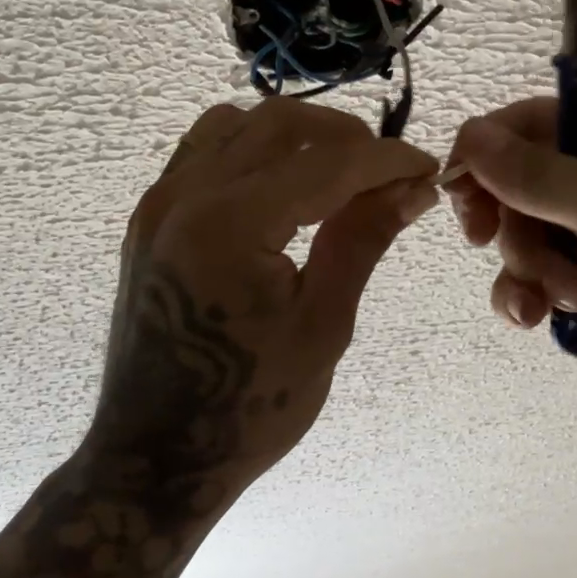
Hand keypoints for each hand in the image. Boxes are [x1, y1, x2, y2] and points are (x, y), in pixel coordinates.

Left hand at [86, 97, 438, 496]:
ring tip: (334, 175)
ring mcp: (158, 200)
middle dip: (343, 138)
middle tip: (386, 174)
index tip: (427, 169)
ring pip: (235, 124)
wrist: (156, 454)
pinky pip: (203, 151)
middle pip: (278, 123)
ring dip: (292, 135)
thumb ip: (362, 238)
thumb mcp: (322, 324)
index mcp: (229, 222)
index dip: (386, 160)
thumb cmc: (249, 405)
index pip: (326, 163)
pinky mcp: (149, 216)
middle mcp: (185, 193)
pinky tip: (279, 187)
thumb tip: (413, 186)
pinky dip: (248, 150)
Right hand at [445, 99, 576, 458]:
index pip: (541, 122)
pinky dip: (528, 298)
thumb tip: (472, 132)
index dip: (492, 147)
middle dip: (509, 218)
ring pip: (525, 237)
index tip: (458, 184)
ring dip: (524, 266)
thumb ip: (539, 175)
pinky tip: (536, 321)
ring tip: (560, 298)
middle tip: (490, 242)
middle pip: (523, 182)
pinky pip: (538, 284)